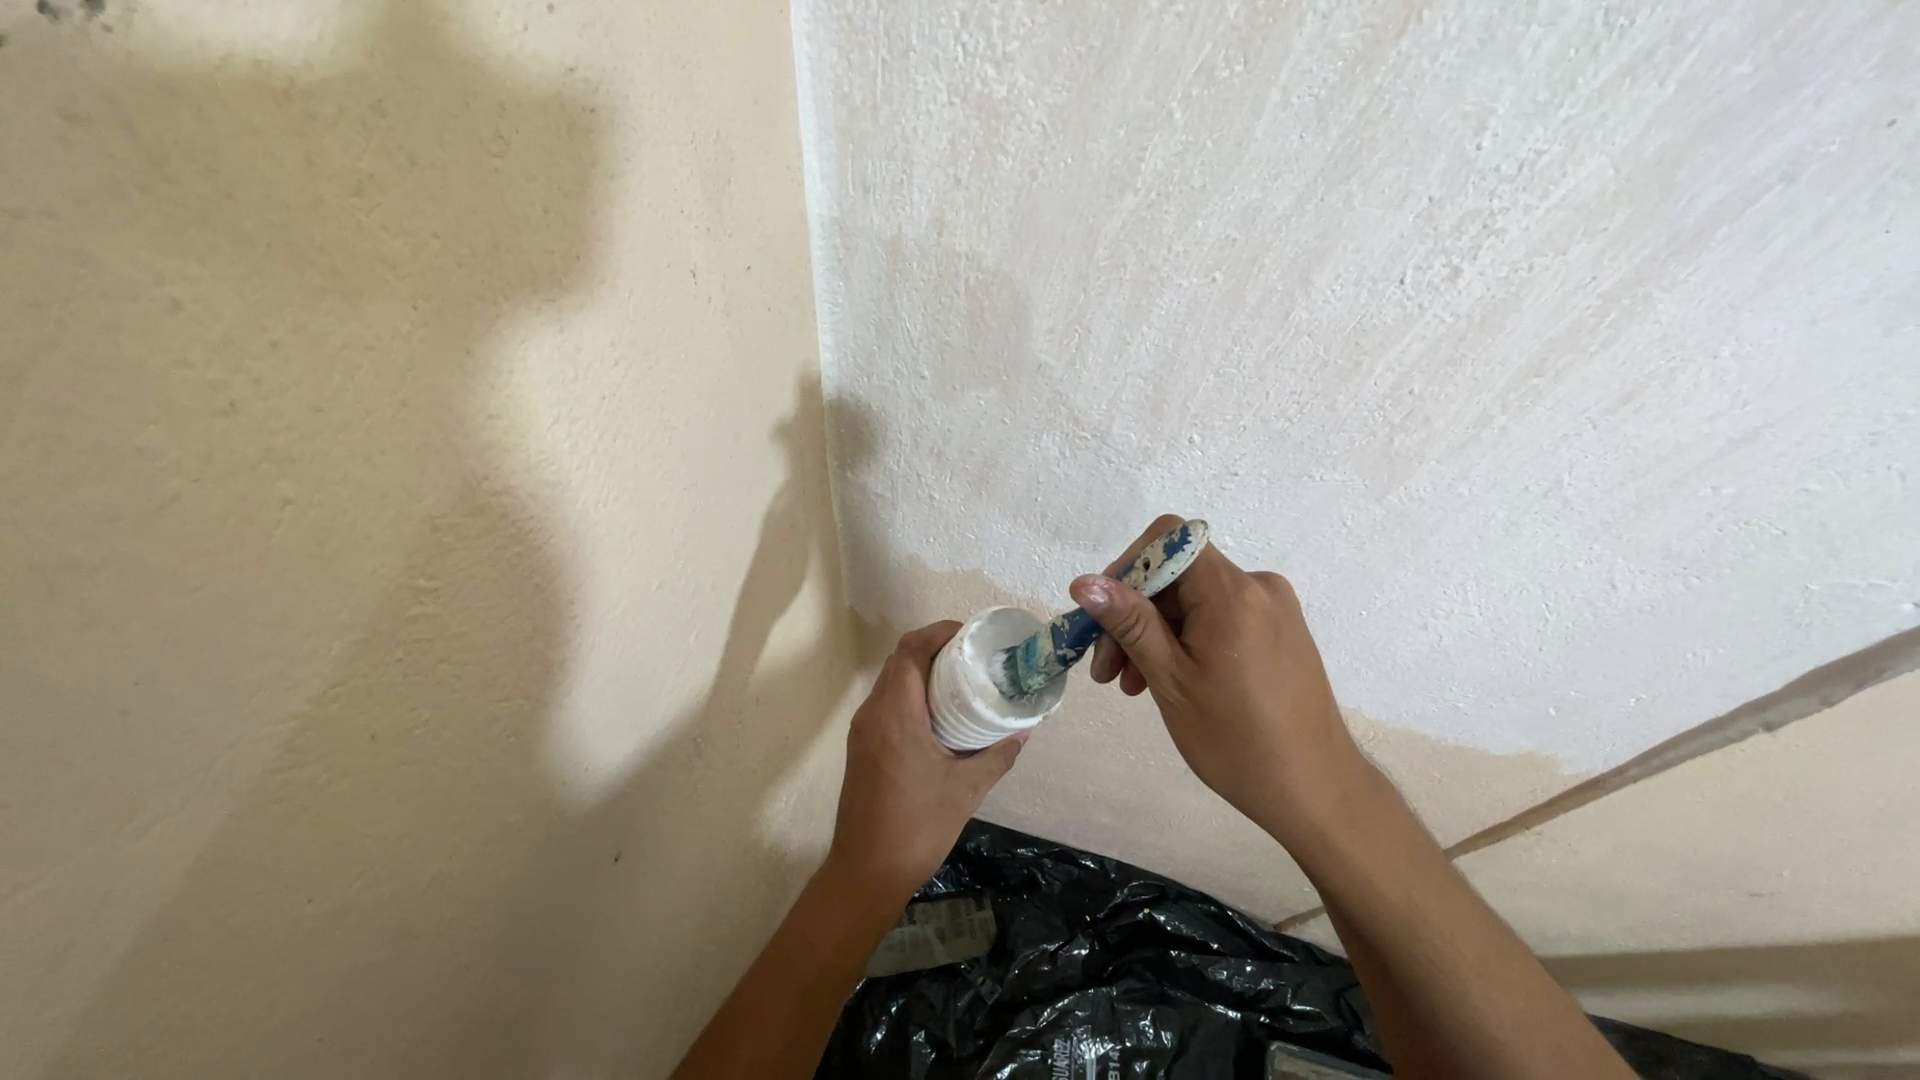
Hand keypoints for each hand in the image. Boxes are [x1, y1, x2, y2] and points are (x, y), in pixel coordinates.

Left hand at [825, 622, 1027, 900]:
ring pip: (890, 683)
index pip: (910, 650)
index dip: (938, 633)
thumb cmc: (917, 827)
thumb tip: (1024, 728)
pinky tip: (939, 717)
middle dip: (935, 650)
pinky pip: (886, 705)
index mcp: (896, 715)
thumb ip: (998, 754)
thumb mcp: (967, 789)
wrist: (866, 871)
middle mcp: (872, 714)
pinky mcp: (860, 747)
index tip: (970, 636)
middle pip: (899, 661)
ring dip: (921, 674)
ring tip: (961, 683)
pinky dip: (910, 697)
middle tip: (974, 658)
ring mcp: (862, 731)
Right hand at [1070, 515, 1364, 837]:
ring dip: (1156, 634)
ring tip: (1132, 686)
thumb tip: (1084, 582)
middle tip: (1107, 671)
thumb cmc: (1236, 741)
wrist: (1316, 792)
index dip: (1126, 569)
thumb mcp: (1170, 679)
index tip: (1103, 618)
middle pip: (1177, 575)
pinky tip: (1170, 682)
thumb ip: (1129, 622)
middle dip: (1134, 614)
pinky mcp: (1281, 631)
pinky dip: (1187, 641)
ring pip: (1194, 600)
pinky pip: (1219, 618)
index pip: (1166, 540)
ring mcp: (1274, 609)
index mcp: (1232, 591)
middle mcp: (1258, 586)